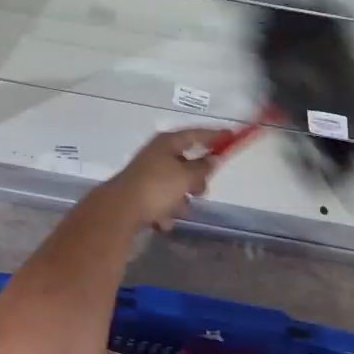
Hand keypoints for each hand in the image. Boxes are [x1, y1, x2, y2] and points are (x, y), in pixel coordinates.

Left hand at [100, 129, 224, 231]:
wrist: (121, 210)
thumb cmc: (156, 187)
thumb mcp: (185, 177)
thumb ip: (202, 168)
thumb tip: (213, 159)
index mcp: (168, 142)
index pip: (196, 134)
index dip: (214, 135)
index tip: (231, 135)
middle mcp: (158, 154)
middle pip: (187, 163)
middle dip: (195, 181)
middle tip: (198, 191)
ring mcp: (149, 174)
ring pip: (177, 186)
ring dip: (180, 201)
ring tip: (175, 210)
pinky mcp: (143, 194)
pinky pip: (164, 201)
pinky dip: (166, 211)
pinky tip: (160, 220)